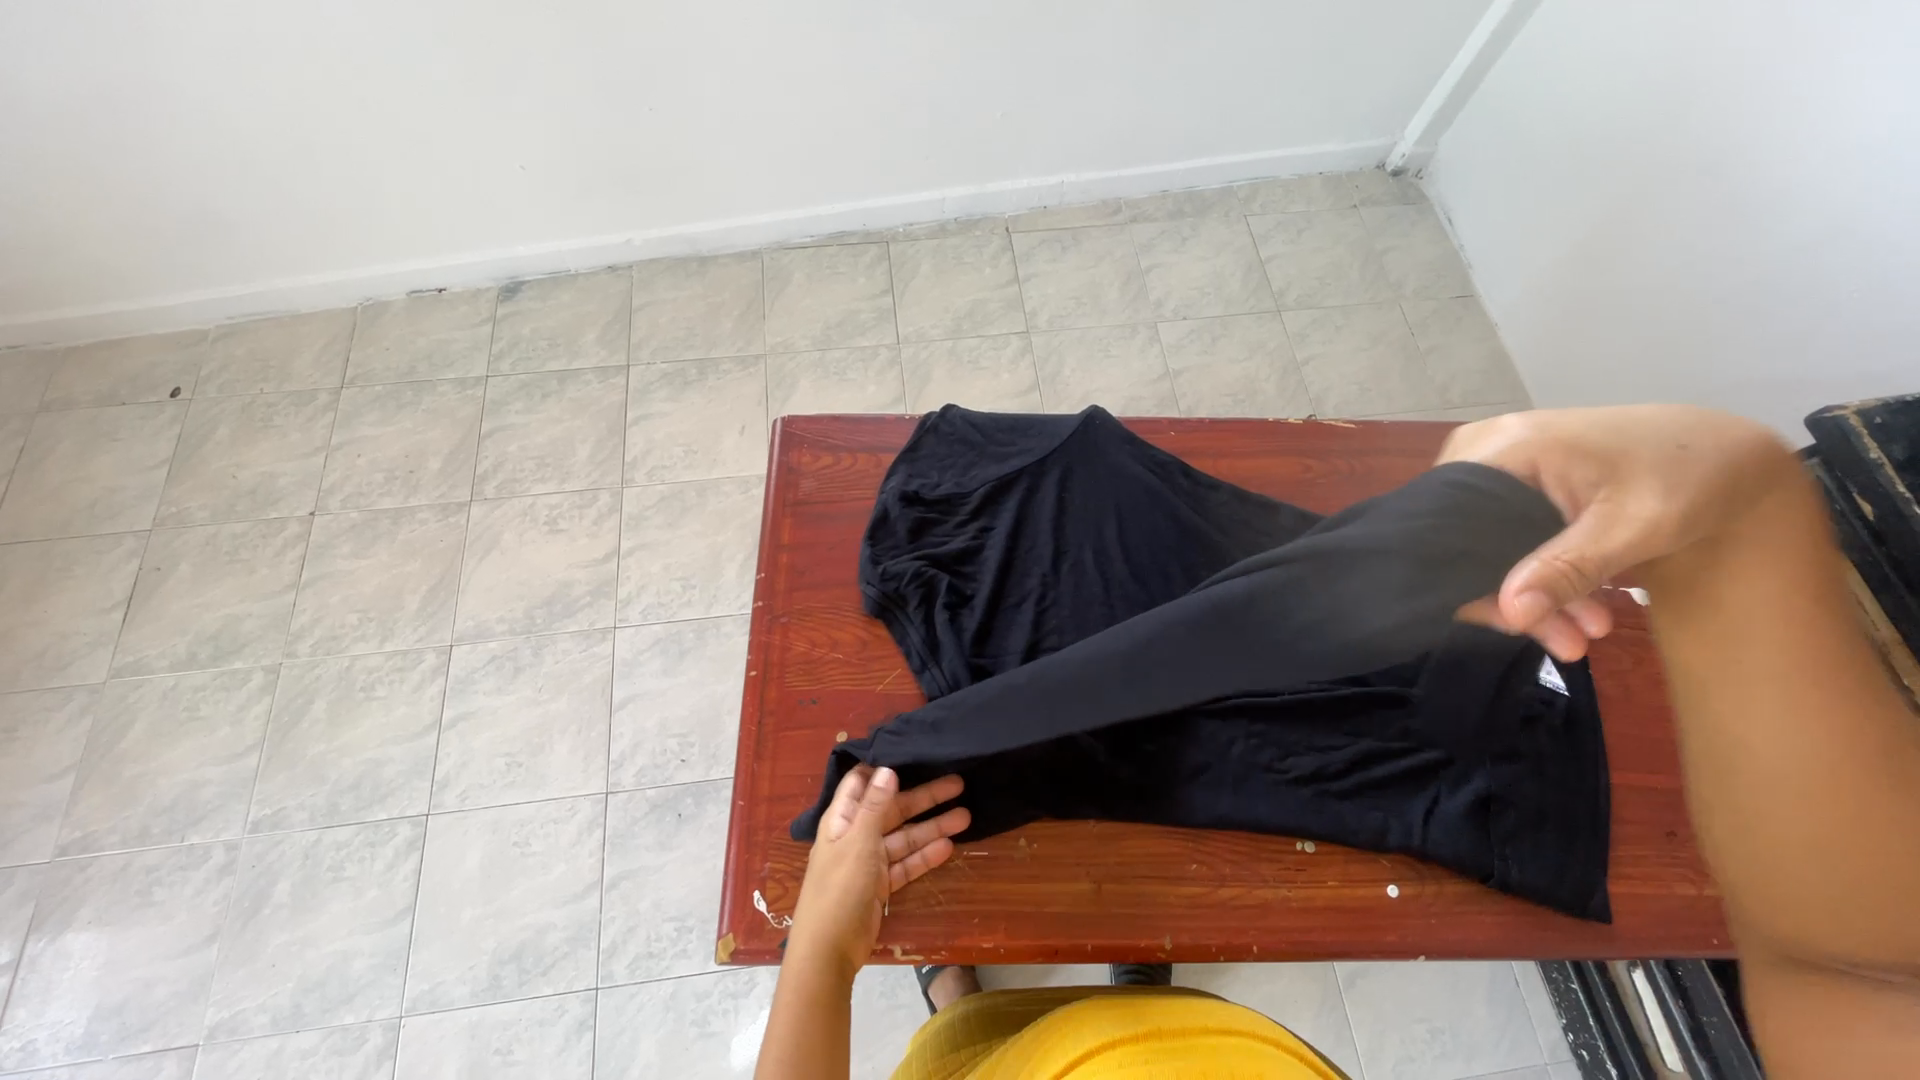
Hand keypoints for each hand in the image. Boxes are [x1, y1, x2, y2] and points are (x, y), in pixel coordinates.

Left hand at [787, 766, 969, 978]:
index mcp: (842, 819)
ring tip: (966, 816)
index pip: (861, 784)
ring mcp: (868, 861)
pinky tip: (948, 846)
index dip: (884, 769)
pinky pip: (905, 864)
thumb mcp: (858, 842)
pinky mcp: (880, 886)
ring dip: (932, 826)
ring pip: (904, 837)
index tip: (912, 754)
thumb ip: (874, 806)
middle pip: (892, 809)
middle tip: (958, 784)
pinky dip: (924, 855)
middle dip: (923, 797)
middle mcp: (855, 835)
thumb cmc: (838, 889)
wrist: (828, 951)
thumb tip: (887, 769)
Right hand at [1439, 405, 1793, 660]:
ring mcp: (1493, 462)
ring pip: (1483, 543)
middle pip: (1464, 537)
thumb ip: (1569, 568)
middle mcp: (1480, 449)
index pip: (1451, 525)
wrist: (1727, 449)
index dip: (1473, 580)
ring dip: (1530, 593)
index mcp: (1501, 447)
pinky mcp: (1509, 480)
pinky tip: (1576, 605)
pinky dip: (1535, 572)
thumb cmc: (1690, 475)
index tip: (1517, 625)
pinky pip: (1501, 534)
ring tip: (1583, 633)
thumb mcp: (1636, 526)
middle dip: (1512, 595)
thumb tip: (1511, 615)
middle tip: (1565, 642)